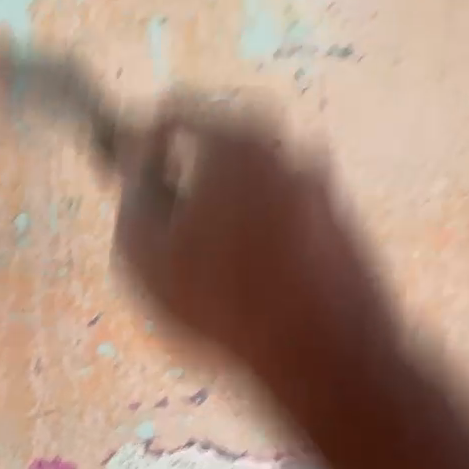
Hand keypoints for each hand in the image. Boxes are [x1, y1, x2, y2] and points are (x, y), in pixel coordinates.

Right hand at [111, 90, 391, 376]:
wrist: (326, 355)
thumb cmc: (219, 298)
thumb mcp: (142, 250)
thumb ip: (132, 194)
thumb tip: (136, 167)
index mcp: (233, 142)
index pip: (171, 114)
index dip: (138, 143)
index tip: (125, 176)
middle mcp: (285, 149)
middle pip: (217, 143)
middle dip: (185, 171)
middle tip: (163, 217)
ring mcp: (322, 185)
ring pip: (252, 180)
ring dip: (223, 202)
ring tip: (202, 257)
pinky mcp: (343, 223)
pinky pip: (283, 211)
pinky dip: (258, 229)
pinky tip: (244, 275)